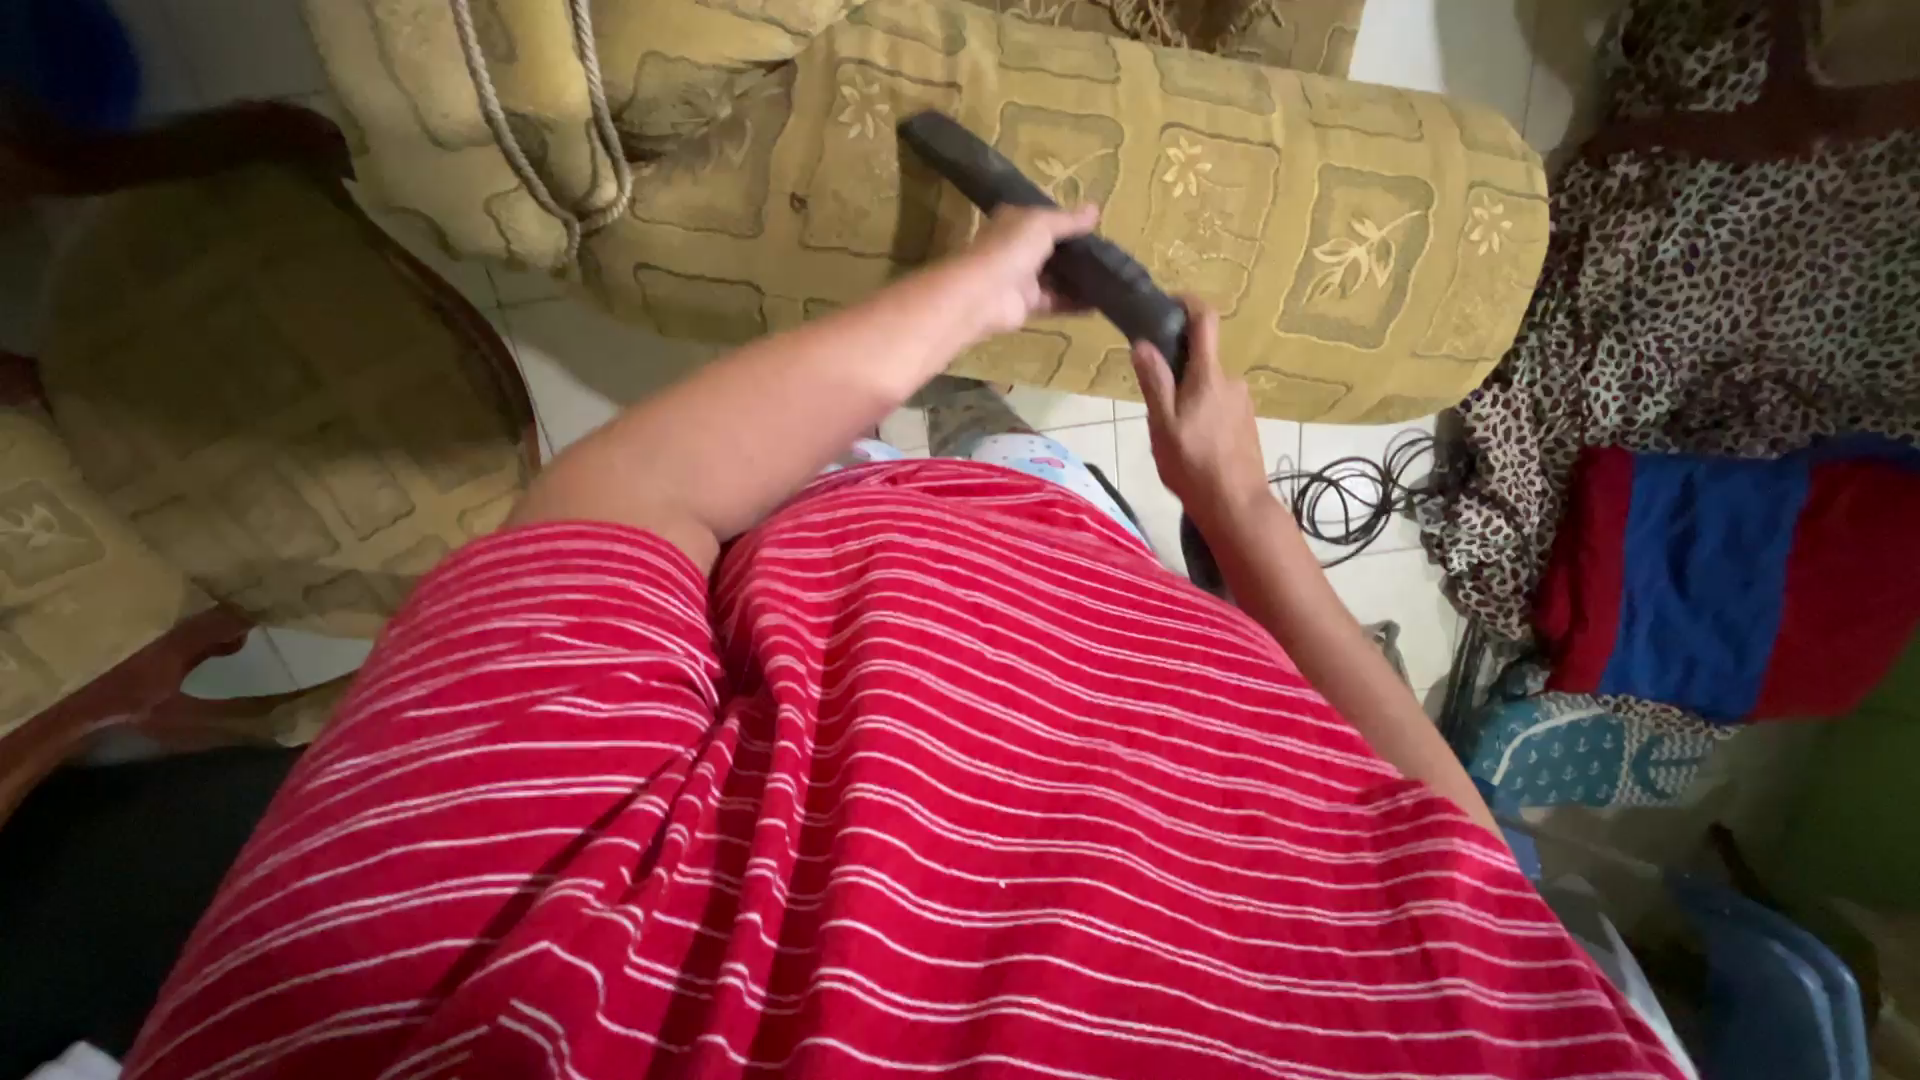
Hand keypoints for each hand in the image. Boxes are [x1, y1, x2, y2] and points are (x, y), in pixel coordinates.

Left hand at [944, 203, 1098, 337]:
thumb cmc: (1011, 248)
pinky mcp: (1026, 305)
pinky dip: (1075, 304)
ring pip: (1055, 278)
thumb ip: (1069, 220)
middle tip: (1108, 256)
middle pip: (1052, 250)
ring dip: (1079, 280)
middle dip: (1077, 254)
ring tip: (1108, 280)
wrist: (984, 294)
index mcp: (1015, 222)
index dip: (1067, 222)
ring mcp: (1021, 278)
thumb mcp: (1042, 224)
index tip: (1095, 228)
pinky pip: (1056, 302)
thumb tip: (1095, 209)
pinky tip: (1098, 304)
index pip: (1044, 219)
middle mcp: (1017, 248)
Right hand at [1131, 298, 1272, 526]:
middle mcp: (1231, 380)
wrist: (1235, 504)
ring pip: (1207, 386)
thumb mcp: (1162, 425)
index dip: (1188, 303)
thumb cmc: (1193, 465)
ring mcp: (1242, 402)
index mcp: (1208, 375)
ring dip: (1187, 398)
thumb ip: (1154, 382)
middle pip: (1201, 359)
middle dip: (1176, 371)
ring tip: (1171, 434)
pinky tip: (1191, 445)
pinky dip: (1201, 414)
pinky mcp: (1246, 423)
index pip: (1205, 320)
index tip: (1168, 303)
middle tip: (1154, 405)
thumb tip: (1143, 343)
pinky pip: (1218, 405)